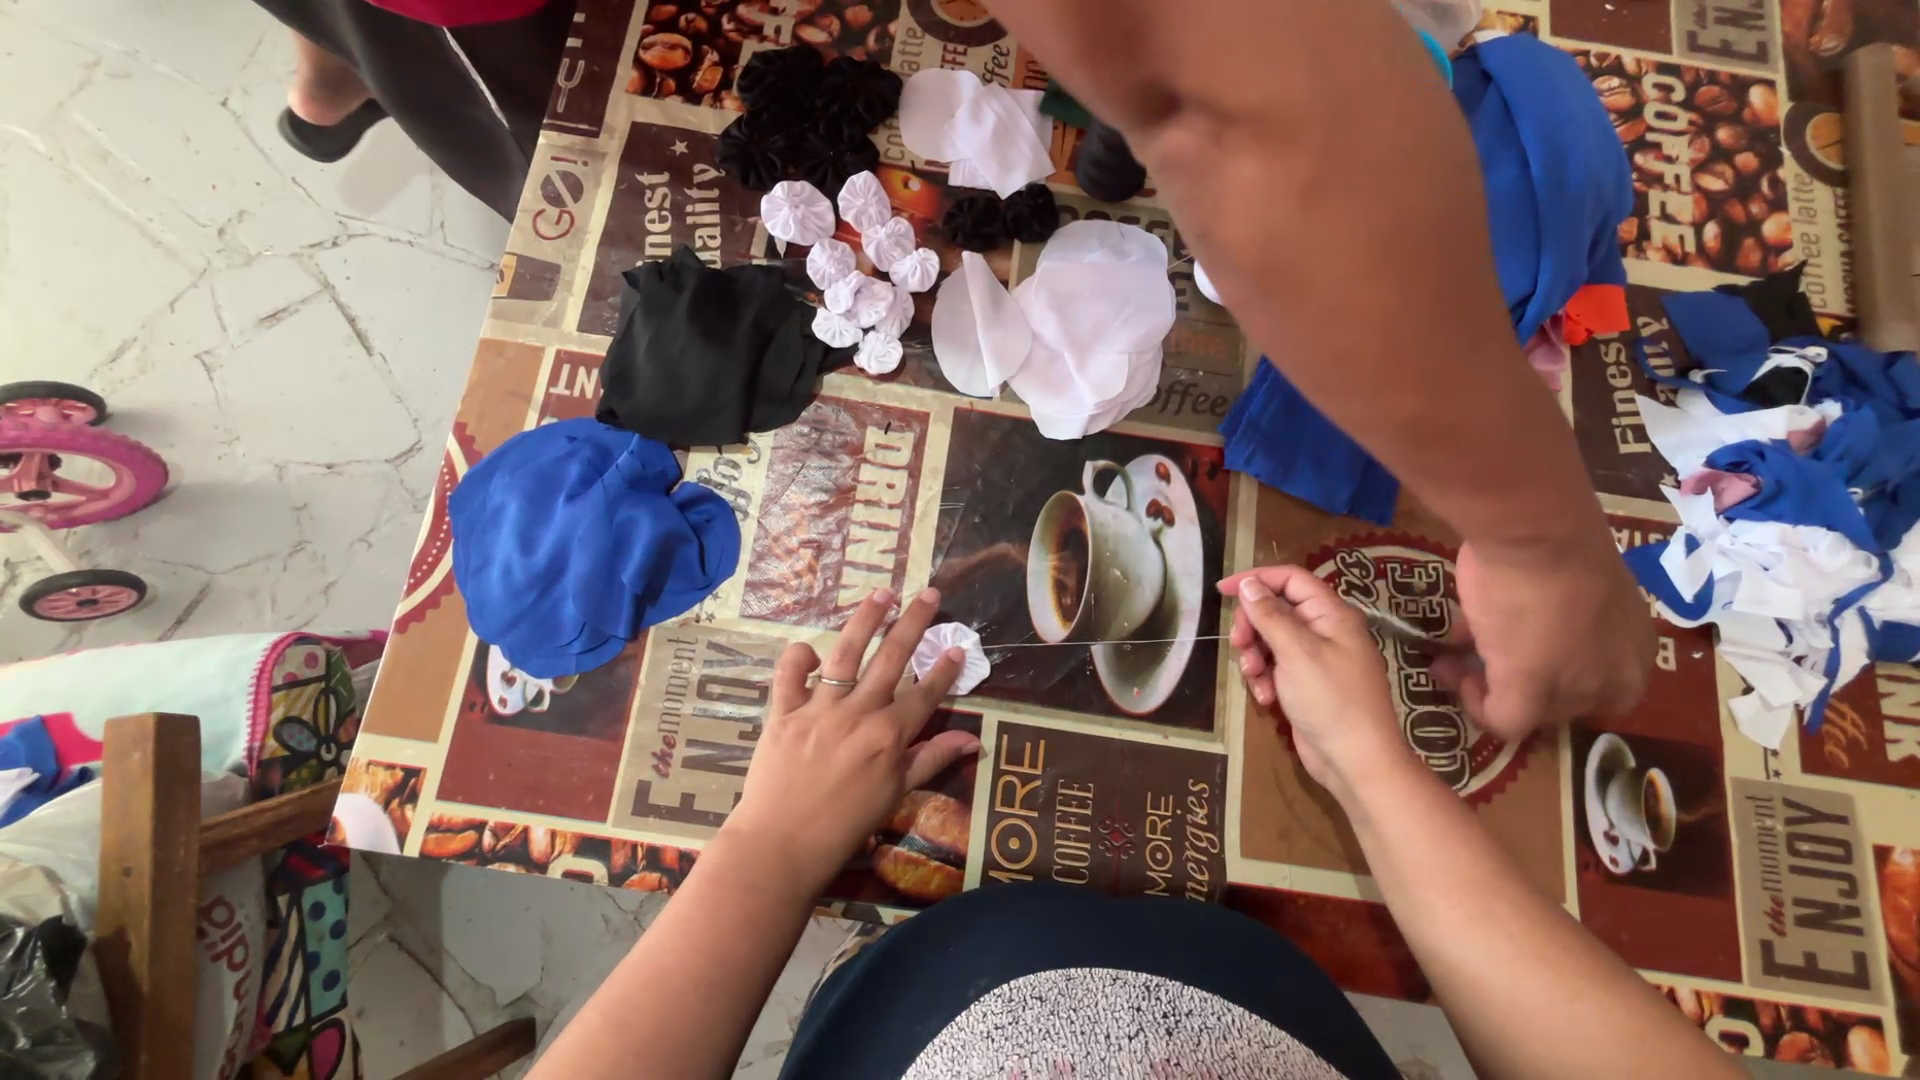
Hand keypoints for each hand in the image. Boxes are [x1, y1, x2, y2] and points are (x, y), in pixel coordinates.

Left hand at [723, 587, 981, 893]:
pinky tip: (809, 648)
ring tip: (882, 593)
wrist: (782, 845)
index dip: (944, 669)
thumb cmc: (845, 825)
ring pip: (846, 654)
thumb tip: (973, 740)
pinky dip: (798, 658)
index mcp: (888, 735)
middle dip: (914, 623)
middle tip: (929, 593)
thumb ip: (931, 759)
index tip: (958, 646)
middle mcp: (857, 713)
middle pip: (891, 658)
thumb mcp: (896, 793)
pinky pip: (789, 675)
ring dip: (866, 620)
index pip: (924, 693)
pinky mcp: (783, 712)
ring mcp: (818, 709)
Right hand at [1218, 566, 1408, 793]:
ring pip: (1270, 641)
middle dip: (1252, 627)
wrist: (1355, 760)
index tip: (1223, 591)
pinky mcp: (1305, 684)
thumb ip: (1270, 615)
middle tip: (1239, 645)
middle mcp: (1324, 631)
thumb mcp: (1296, 652)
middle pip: (1275, 610)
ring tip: (1256, 679)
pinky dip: (1265, 679)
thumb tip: (1250, 584)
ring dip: (1255, 657)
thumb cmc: (1330, 700)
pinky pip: (1274, 668)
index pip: (1290, 579)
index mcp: (1331, 615)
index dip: (1256, 579)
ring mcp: (1315, 659)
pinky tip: (1266, 698)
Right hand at [1430, 540, 1653, 740]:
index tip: (1508, 648)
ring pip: (1528, 713)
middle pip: (1558, 702)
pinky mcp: (1530, 689)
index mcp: (1633, 648)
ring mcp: (1575, 689)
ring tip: (1448, 662)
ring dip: (1484, 690)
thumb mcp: (1561, 584)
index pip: (1595, 684)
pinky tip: (1452, 675)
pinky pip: (1504, 721)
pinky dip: (1476, 707)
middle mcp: (1615, 677)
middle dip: (1509, 681)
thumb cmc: (1552, 545)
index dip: (1548, 673)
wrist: (1537, 535)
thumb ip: (1545, 615)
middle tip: (1470, 656)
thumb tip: (1502, 624)